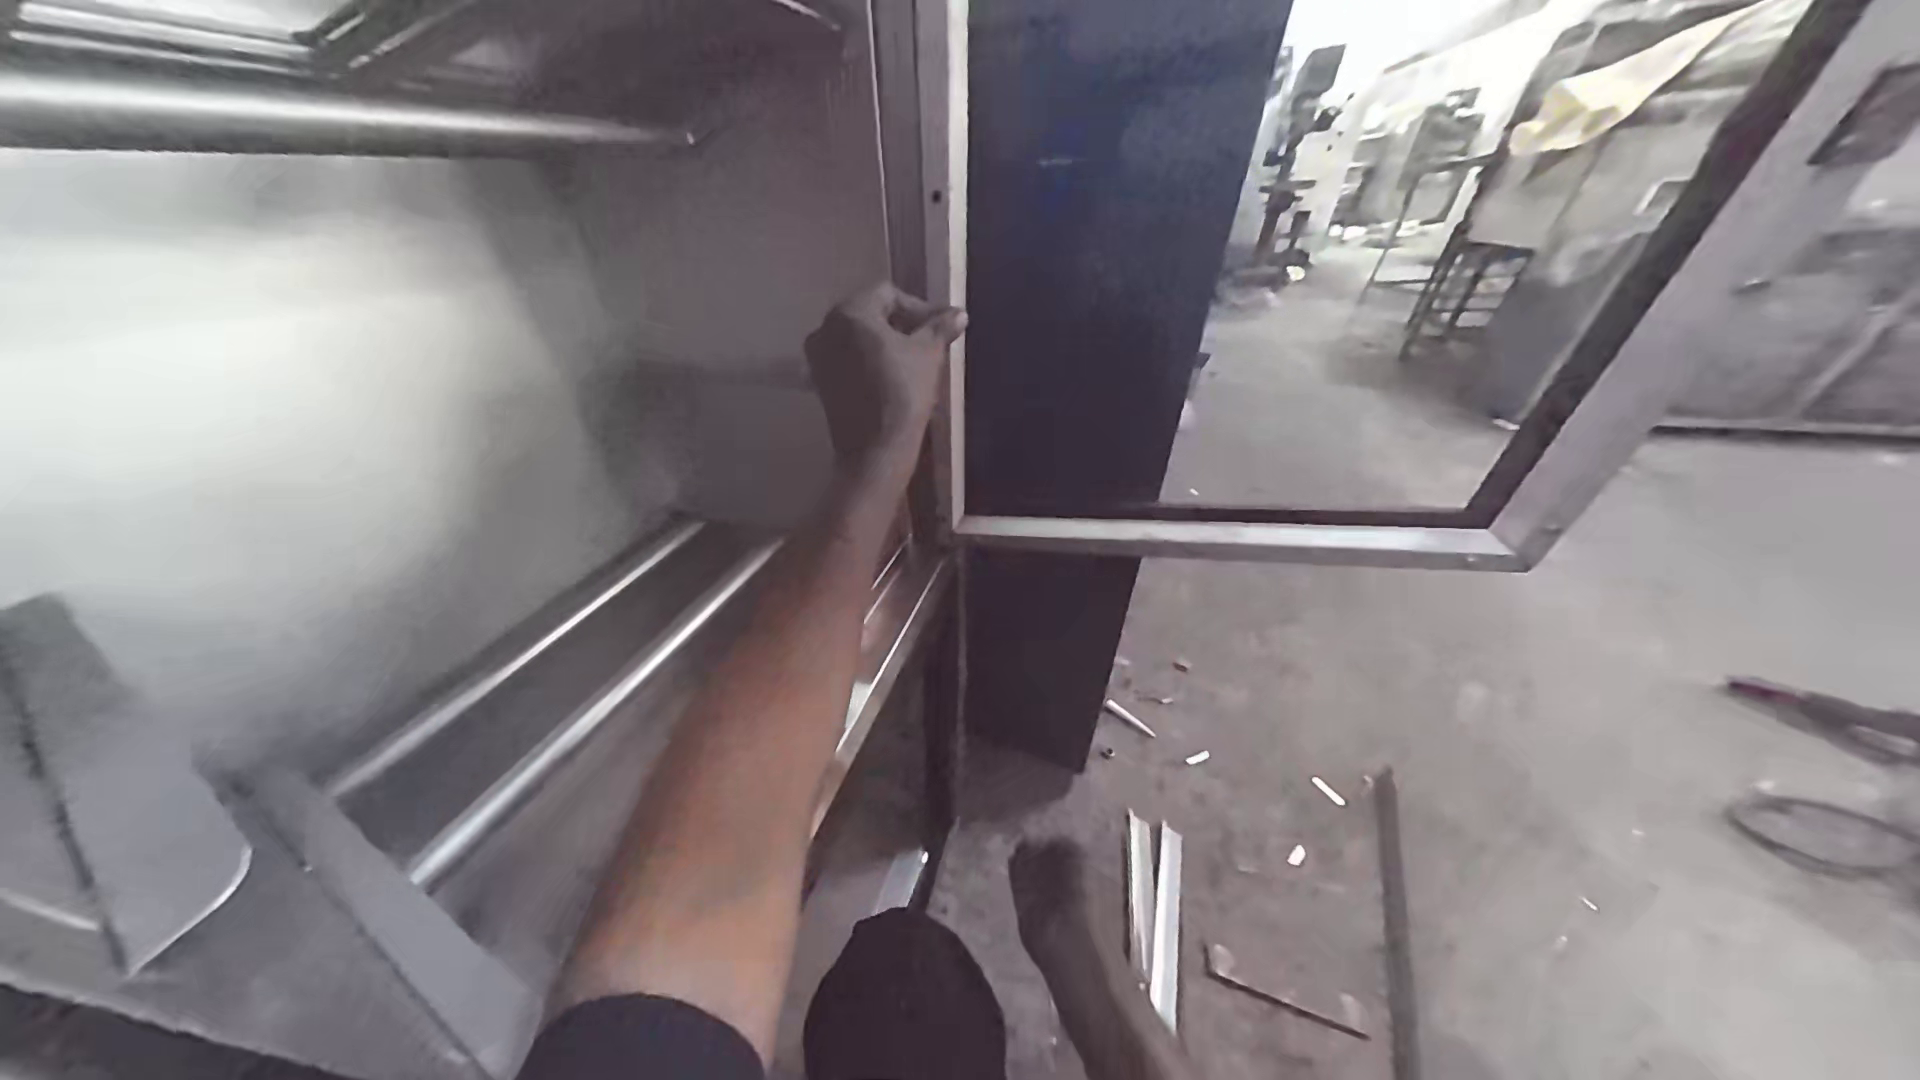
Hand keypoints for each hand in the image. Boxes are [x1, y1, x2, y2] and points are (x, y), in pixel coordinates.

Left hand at [805, 282, 966, 471]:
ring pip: (858, 338)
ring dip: (886, 343)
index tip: (940, 327)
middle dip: (901, 324)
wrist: (876, 450)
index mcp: (849, 313)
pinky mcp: (820, 383)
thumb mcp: (928, 355)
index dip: (918, 307)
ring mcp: (818, 358)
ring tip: (913, 360)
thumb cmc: (903, 394)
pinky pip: (848, 359)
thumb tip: (959, 314)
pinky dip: (869, 361)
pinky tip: (892, 376)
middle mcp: (824, 329)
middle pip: (869, 313)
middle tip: (929, 341)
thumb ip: (940, 327)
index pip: (887, 294)